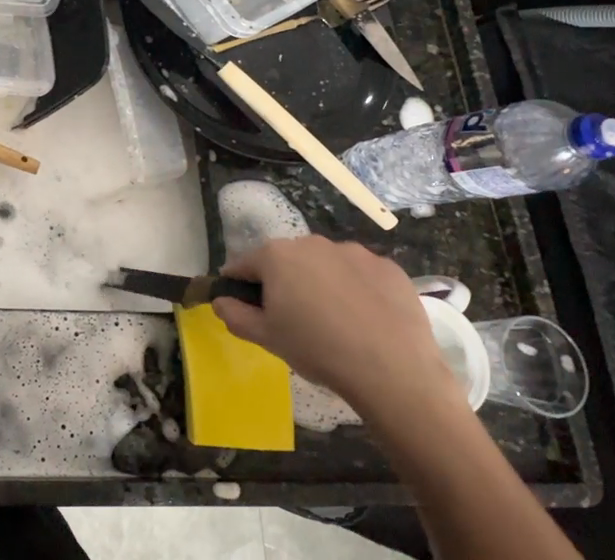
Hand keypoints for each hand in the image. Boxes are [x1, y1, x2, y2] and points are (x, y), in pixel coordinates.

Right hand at [212, 237, 464, 426]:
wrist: (393, 371)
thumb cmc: (317, 350)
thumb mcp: (265, 338)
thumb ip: (233, 315)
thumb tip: (221, 300)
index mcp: (276, 255)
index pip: (244, 265)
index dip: (240, 287)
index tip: (249, 310)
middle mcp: (312, 243)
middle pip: (287, 261)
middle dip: (285, 283)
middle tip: (295, 320)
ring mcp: (355, 252)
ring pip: (326, 265)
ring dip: (322, 284)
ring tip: (336, 322)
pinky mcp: (389, 268)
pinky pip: (362, 275)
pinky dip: (358, 290)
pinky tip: (366, 320)